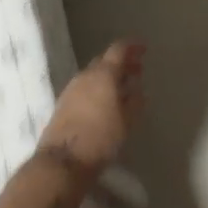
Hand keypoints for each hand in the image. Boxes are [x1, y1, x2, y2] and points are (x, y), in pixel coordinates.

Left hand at [37, 40, 145, 176]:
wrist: (63, 160)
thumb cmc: (101, 139)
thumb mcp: (127, 121)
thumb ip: (134, 101)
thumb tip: (136, 87)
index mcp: (103, 74)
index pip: (118, 50)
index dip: (132, 47)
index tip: (144, 48)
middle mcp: (85, 75)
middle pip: (105, 61)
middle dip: (121, 64)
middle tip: (137, 71)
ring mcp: (71, 88)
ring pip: (93, 75)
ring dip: (109, 77)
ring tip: (123, 89)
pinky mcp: (63, 103)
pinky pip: (84, 88)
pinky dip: (97, 88)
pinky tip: (104, 103)